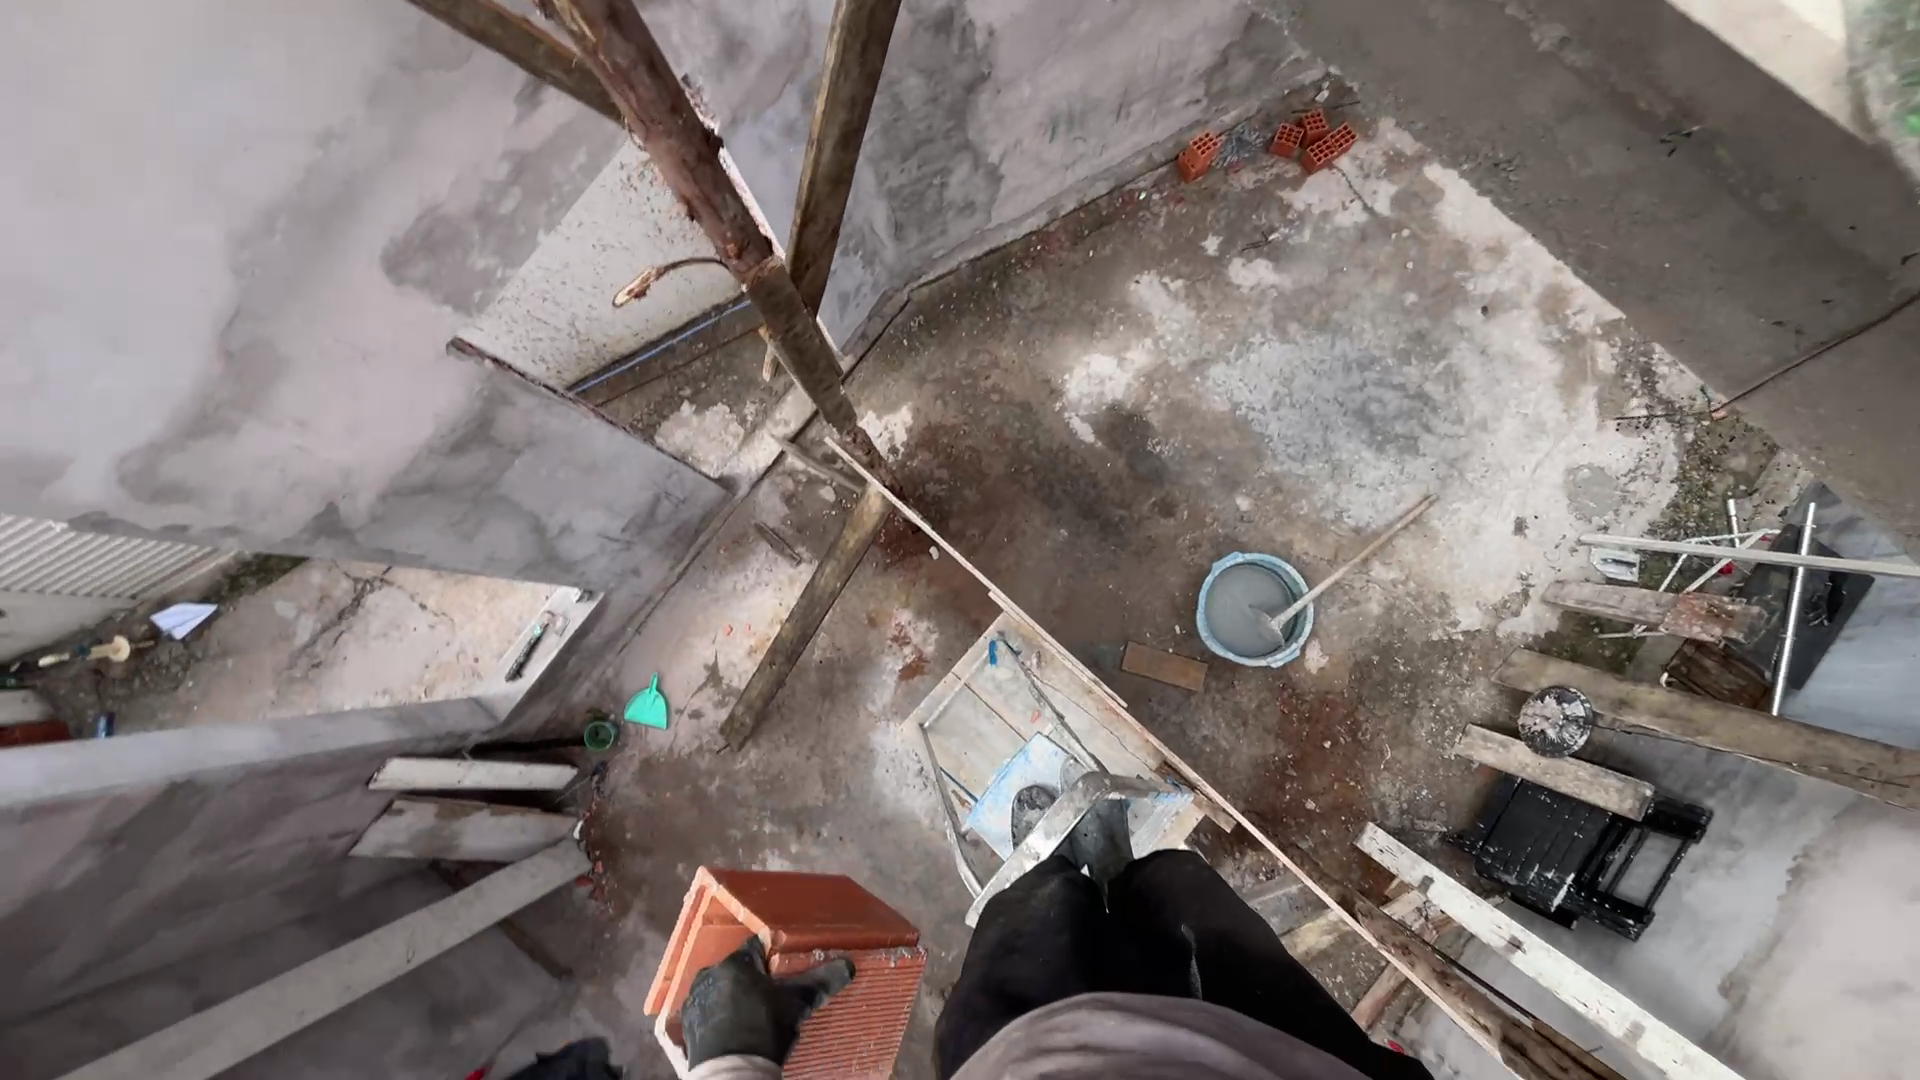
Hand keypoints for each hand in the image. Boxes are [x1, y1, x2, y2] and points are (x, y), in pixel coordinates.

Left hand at [681, 938, 854, 1066]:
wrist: (732, 1076)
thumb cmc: (764, 1029)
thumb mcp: (797, 1003)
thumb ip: (821, 981)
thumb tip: (849, 965)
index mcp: (734, 962)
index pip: (758, 948)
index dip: (774, 957)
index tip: (787, 969)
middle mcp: (709, 976)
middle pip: (739, 969)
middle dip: (755, 979)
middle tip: (773, 995)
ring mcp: (695, 1003)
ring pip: (723, 990)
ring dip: (736, 998)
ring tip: (755, 1014)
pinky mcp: (688, 1029)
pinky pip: (709, 1013)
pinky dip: (721, 1017)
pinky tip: (736, 1029)